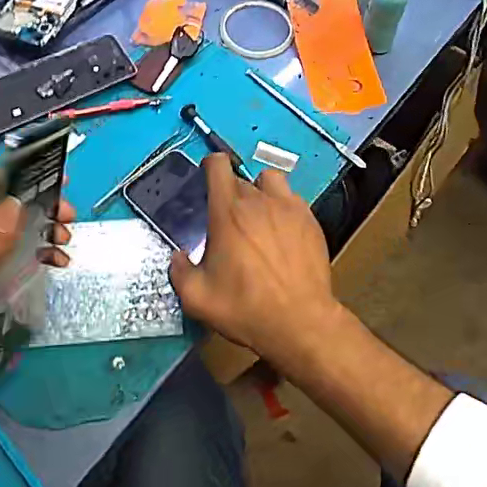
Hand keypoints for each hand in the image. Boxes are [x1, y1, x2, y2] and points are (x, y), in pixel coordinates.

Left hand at [0, 170, 72, 437]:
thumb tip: (14, 204)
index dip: (18, 177)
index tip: (56, 175)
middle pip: (6, 209)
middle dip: (40, 205)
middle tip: (69, 216)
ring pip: (16, 233)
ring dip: (43, 229)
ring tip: (66, 241)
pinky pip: (19, 260)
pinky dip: (40, 255)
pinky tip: (55, 265)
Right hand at [167, 154, 349, 366]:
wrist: (300, 321)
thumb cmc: (246, 308)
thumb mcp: (198, 299)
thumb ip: (180, 272)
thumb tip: (177, 257)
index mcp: (228, 212)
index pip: (218, 166)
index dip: (210, 166)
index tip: (207, 179)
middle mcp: (258, 200)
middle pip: (241, 179)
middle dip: (231, 194)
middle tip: (229, 221)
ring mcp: (289, 207)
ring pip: (270, 181)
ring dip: (261, 191)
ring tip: (259, 216)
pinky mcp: (310, 219)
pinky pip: (292, 199)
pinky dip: (284, 208)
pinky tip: (283, 232)